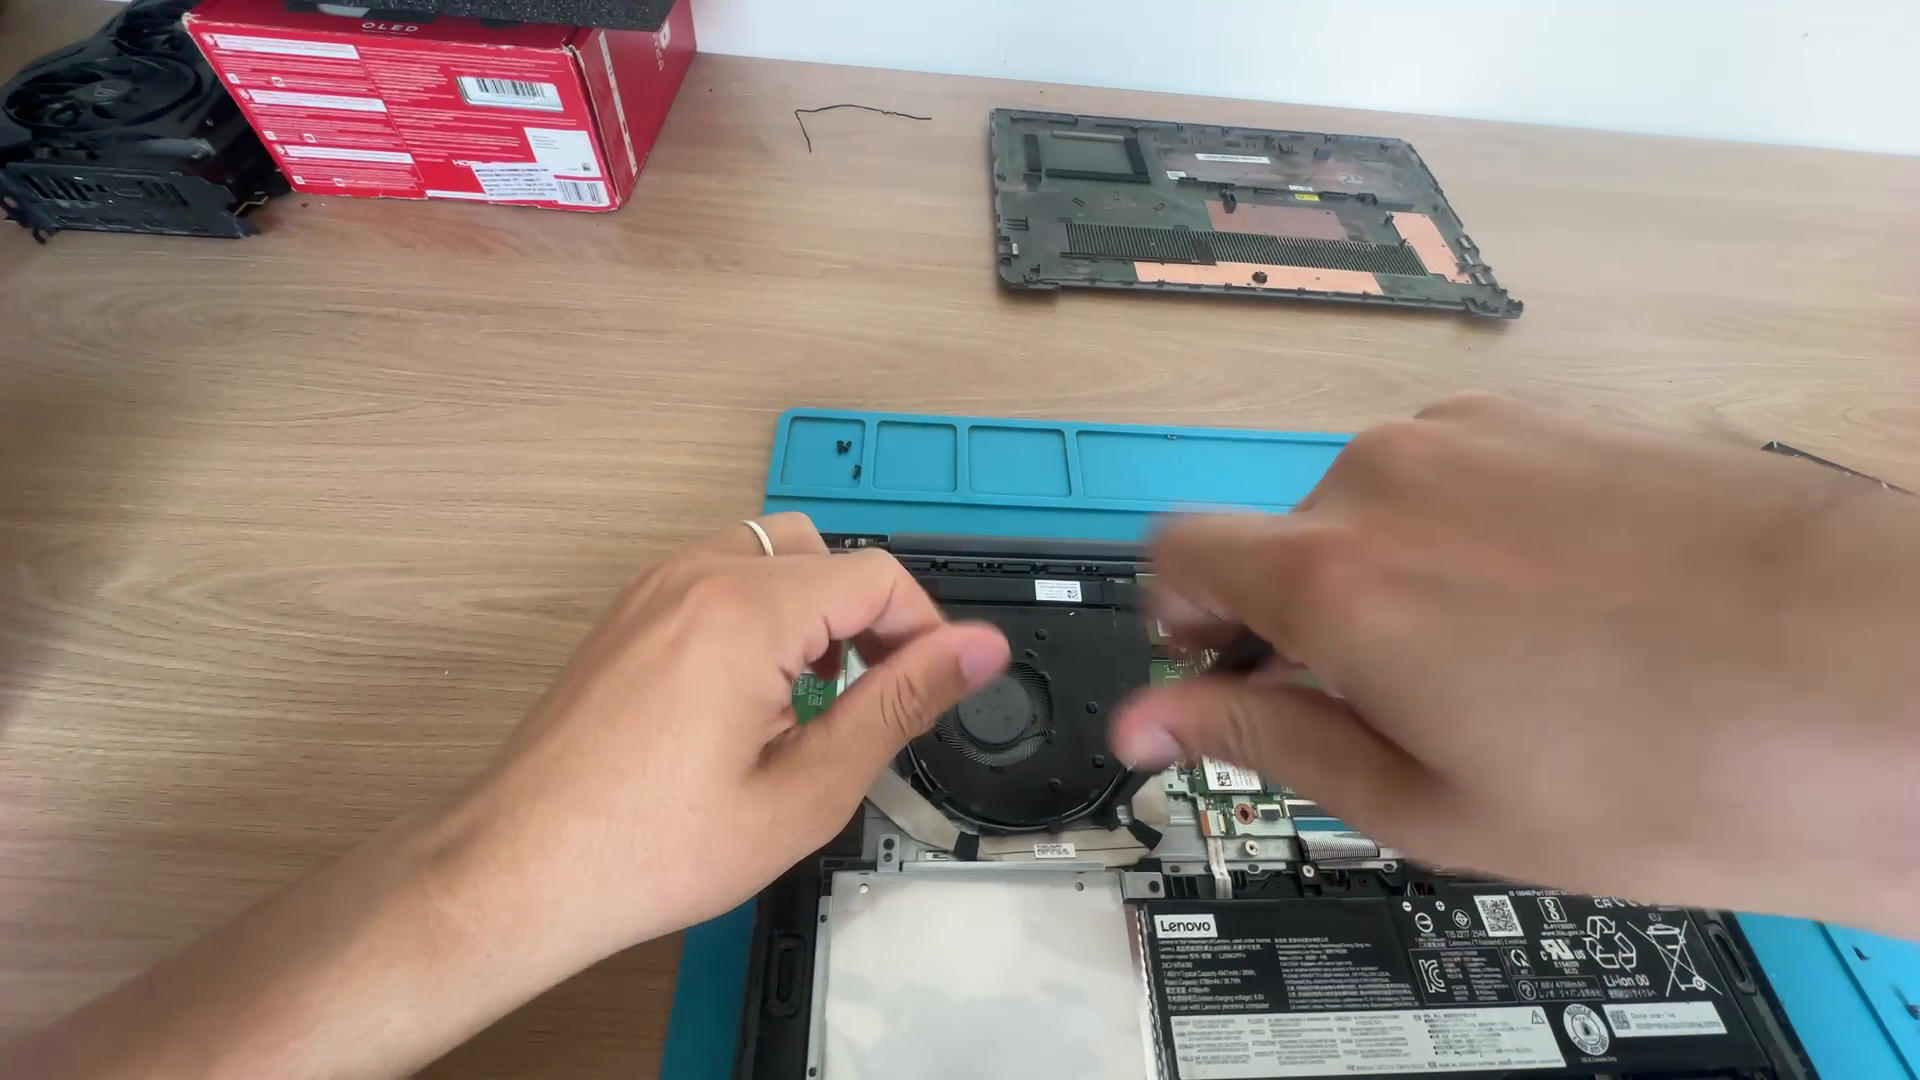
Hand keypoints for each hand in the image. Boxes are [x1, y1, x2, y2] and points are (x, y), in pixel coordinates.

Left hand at [1, 514, 1010, 1079]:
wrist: (511, 869)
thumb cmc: (654, 846)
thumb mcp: (806, 792)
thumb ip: (901, 704)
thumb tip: (980, 650)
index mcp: (746, 610)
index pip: (880, 576)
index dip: (925, 632)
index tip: (927, 692)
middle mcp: (701, 571)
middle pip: (833, 557)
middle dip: (873, 622)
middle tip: (866, 703)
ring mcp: (661, 581)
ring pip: (784, 555)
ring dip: (821, 612)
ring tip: (810, 697)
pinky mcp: (639, 601)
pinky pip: (733, 571)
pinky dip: (772, 610)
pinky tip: (753, 687)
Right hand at [1112, 393, 1919, 933]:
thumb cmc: (1668, 778)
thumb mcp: (1423, 799)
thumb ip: (1258, 737)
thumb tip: (1144, 722)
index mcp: (1335, 575)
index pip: (1177, 554)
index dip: (1178, 612)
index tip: (1219, 659)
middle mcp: (1378, 477)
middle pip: (1269, 541)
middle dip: (1289, 615)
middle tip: (1375, 696)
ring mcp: (1460, 434)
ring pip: (1349, 509)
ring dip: (1369, 575)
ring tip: (1476, 653)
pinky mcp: (1532, 417)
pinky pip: (1431, 475)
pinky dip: (1438, 534)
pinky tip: (1533, 597)